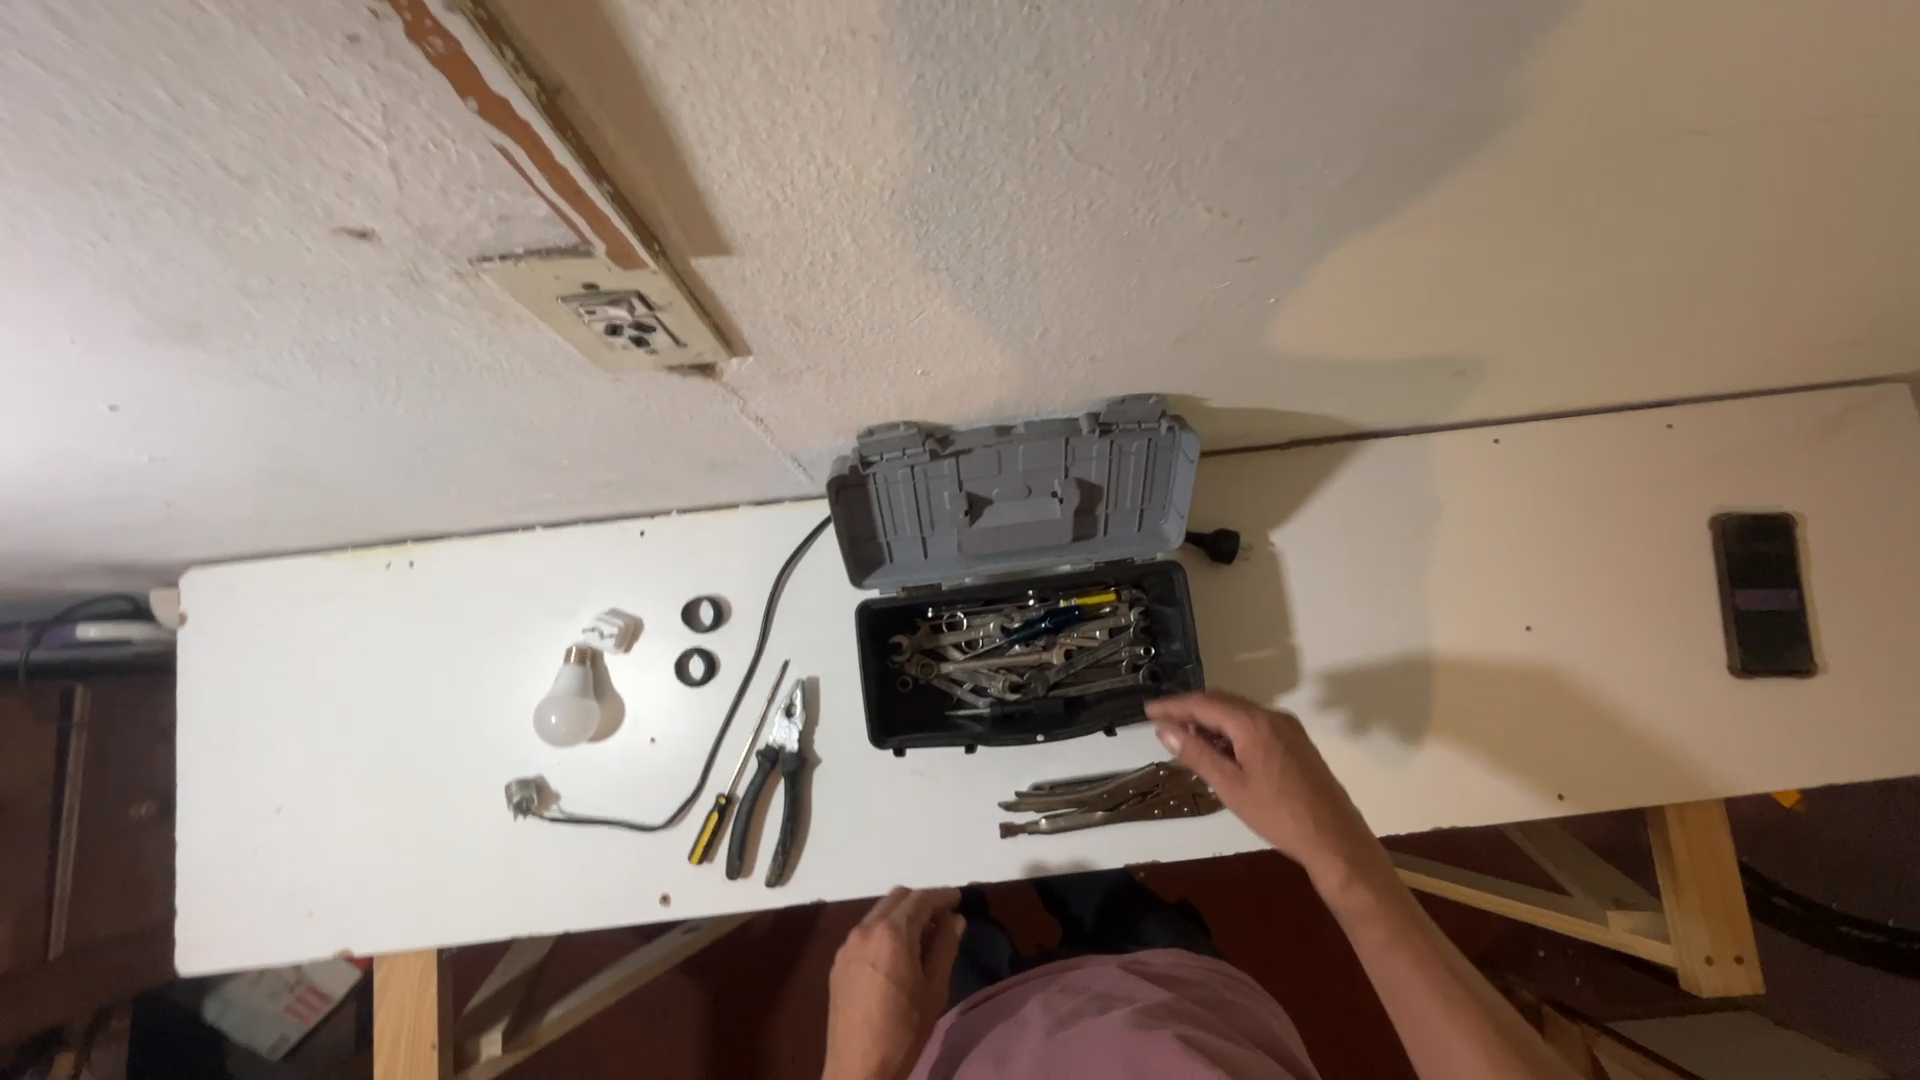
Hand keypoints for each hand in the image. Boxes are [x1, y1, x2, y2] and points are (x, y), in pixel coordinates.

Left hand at [822, 887, 965, 1079]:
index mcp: (892, 932)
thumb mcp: (935, 988)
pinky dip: (884, 929)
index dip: (942, 895)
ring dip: (902, 915)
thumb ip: (946, 946)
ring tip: (921, 938)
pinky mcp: (838, 962)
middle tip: (942, 919)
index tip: (958, 899)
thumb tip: (955, 919)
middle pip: (898, 898)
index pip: (921, 898)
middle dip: (921, 901)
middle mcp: (866, 929)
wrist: (858, 1069)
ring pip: (879, 912)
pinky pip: (865, 931)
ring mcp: (848, 945)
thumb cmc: (905, 1030)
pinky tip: (896, 954)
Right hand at [1148, 692, 1383, 882]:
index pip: (1204, 703)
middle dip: (1190, 710)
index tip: (1148, 711)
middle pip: (1222, 702)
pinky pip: (1254, 725)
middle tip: (1162, 724)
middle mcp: (1272, 716)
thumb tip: (1164, 729)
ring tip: (1186, 739)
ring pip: (1239, 713)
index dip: (1173, 706)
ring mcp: (1287, 728)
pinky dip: (1231, 731)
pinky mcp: (1296, 742)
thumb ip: (1196, 754)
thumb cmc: (1278, 815)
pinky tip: (1220, 750)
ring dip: (1211, 721)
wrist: (1335, 840)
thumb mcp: (1230, 787)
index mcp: (1254, 724)